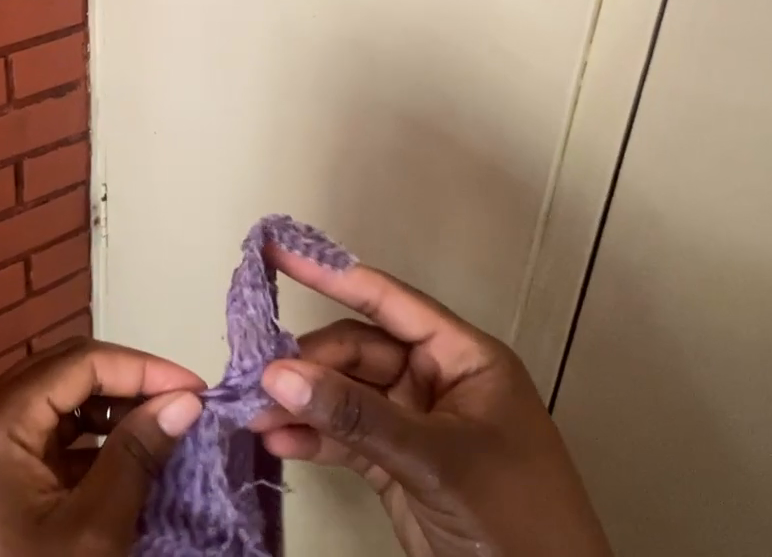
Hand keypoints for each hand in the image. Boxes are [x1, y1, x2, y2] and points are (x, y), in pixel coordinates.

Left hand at [0, 338, 206, 556]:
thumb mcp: (92, 530)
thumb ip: (137, 455)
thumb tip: (185, 401)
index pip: (79, 362)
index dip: (142, 368)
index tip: (197, 389)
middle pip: (64, 371)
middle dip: (128, 382)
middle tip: (183, 404)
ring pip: (56, 398)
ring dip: (110, 409)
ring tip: (162, 428)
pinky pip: (43, 431)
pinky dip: (86, 439)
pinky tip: (127, 455)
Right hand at [251, 249, 612, 556]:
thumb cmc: (517, 521)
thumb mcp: (438, 461)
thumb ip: (356, 415)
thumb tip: (276, 375)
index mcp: (462, 358)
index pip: (385, 299)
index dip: (328, 272)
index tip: (272, 249)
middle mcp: (435, 380)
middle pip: (354, 351)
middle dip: (306, 365)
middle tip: (257, 382)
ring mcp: (413, 424)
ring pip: (342, 394)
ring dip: (300, 404)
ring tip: (254, 417)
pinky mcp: (395, 465)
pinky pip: (343, 436)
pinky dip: (310, 438)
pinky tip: (279, 443)